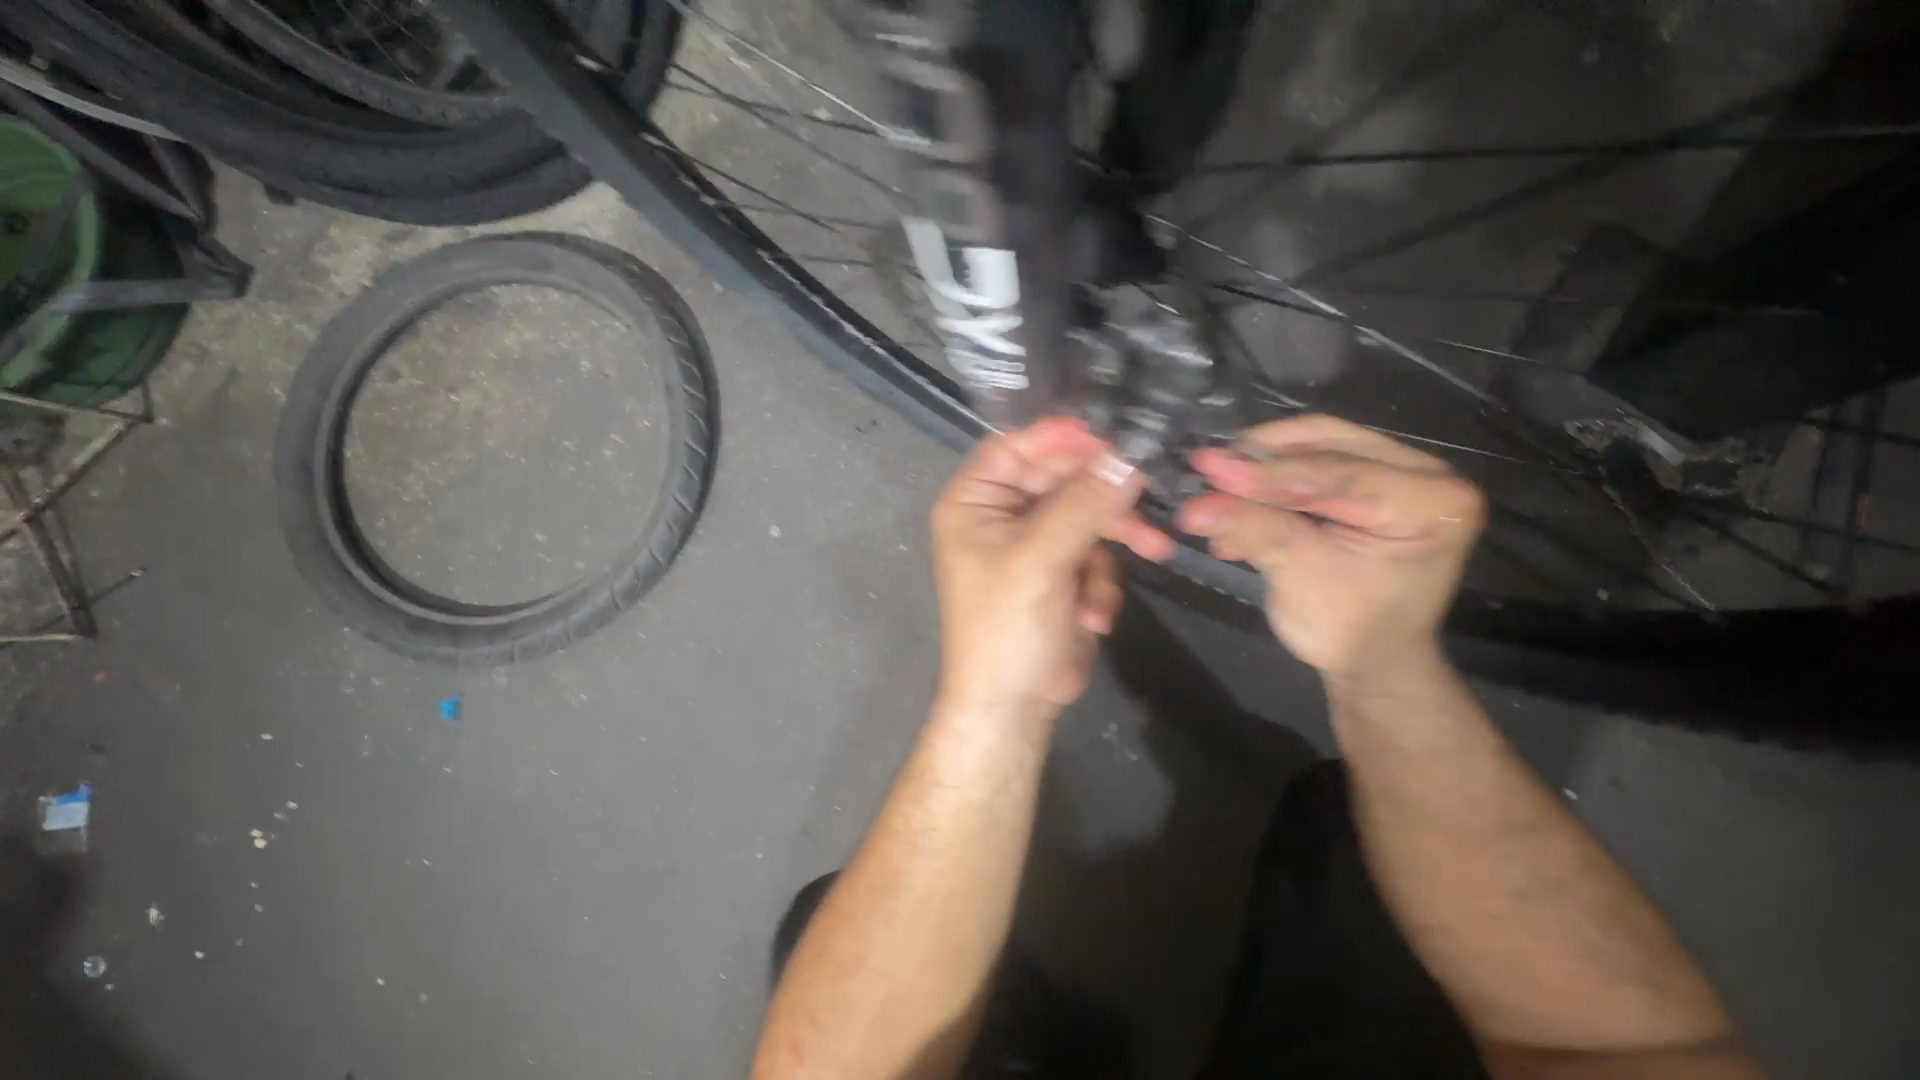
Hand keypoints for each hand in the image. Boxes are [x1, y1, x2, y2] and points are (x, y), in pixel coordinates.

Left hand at [930, 418, 1171, 722]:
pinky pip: (1096, 554)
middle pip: (1062, 480)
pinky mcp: (1062, 573)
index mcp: (975, 503)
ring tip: (1156, 551)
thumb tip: (1127, 456)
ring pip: (1089, 516)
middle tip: (1148, 490)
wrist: (1013, 706)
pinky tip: (1094, 616)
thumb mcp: (1041, 561)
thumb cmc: (1007, 628)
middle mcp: (1002, 516)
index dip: (1062, 438)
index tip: (1112, 435)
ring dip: (1114, 542)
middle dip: (1104, 497)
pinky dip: (1101, 582)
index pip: (1017, 448)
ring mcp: (1035, 545)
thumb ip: (1083, 505)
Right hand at [1178, 415, 1485, 681]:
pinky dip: (1270, 476)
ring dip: (1261, 464)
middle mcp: (1427, 473)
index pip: (1339, 475)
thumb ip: (1254, 531)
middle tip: (1205, 465)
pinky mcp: (1372, 475)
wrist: (1370, 656)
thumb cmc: (1348, 628)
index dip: (1269, 474)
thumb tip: (1193, 507)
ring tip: (1214, 481)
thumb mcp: (1300, 578)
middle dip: (1263, 460)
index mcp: (1435, 502)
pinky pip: (1315, 460)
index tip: (1209, 468)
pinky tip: (1233, 493)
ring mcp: (1400, 470)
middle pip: (1329, 446)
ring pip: (1317, 445)